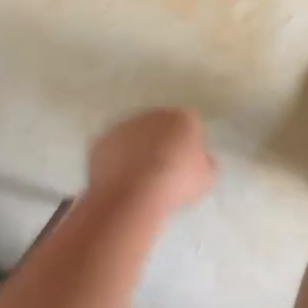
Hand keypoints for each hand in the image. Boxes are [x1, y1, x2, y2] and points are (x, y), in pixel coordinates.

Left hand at [85, 108, 215, 210]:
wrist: (133, 193)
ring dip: (138, 150)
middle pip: (160, 127)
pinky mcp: (101, 142)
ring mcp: (123, 126)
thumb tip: (203, 160)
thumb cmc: (176, 182)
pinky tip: (123, 180)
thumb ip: (206, 164)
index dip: (189, 143)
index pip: (190, 125)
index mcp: (181, 118)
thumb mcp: (206, 178)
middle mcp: (151, 115)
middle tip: (164, 169)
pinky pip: (114, 151)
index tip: (187, 163)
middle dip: (162, 142)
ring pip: (134, 137)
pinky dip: (118, 161)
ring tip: (141, 178)